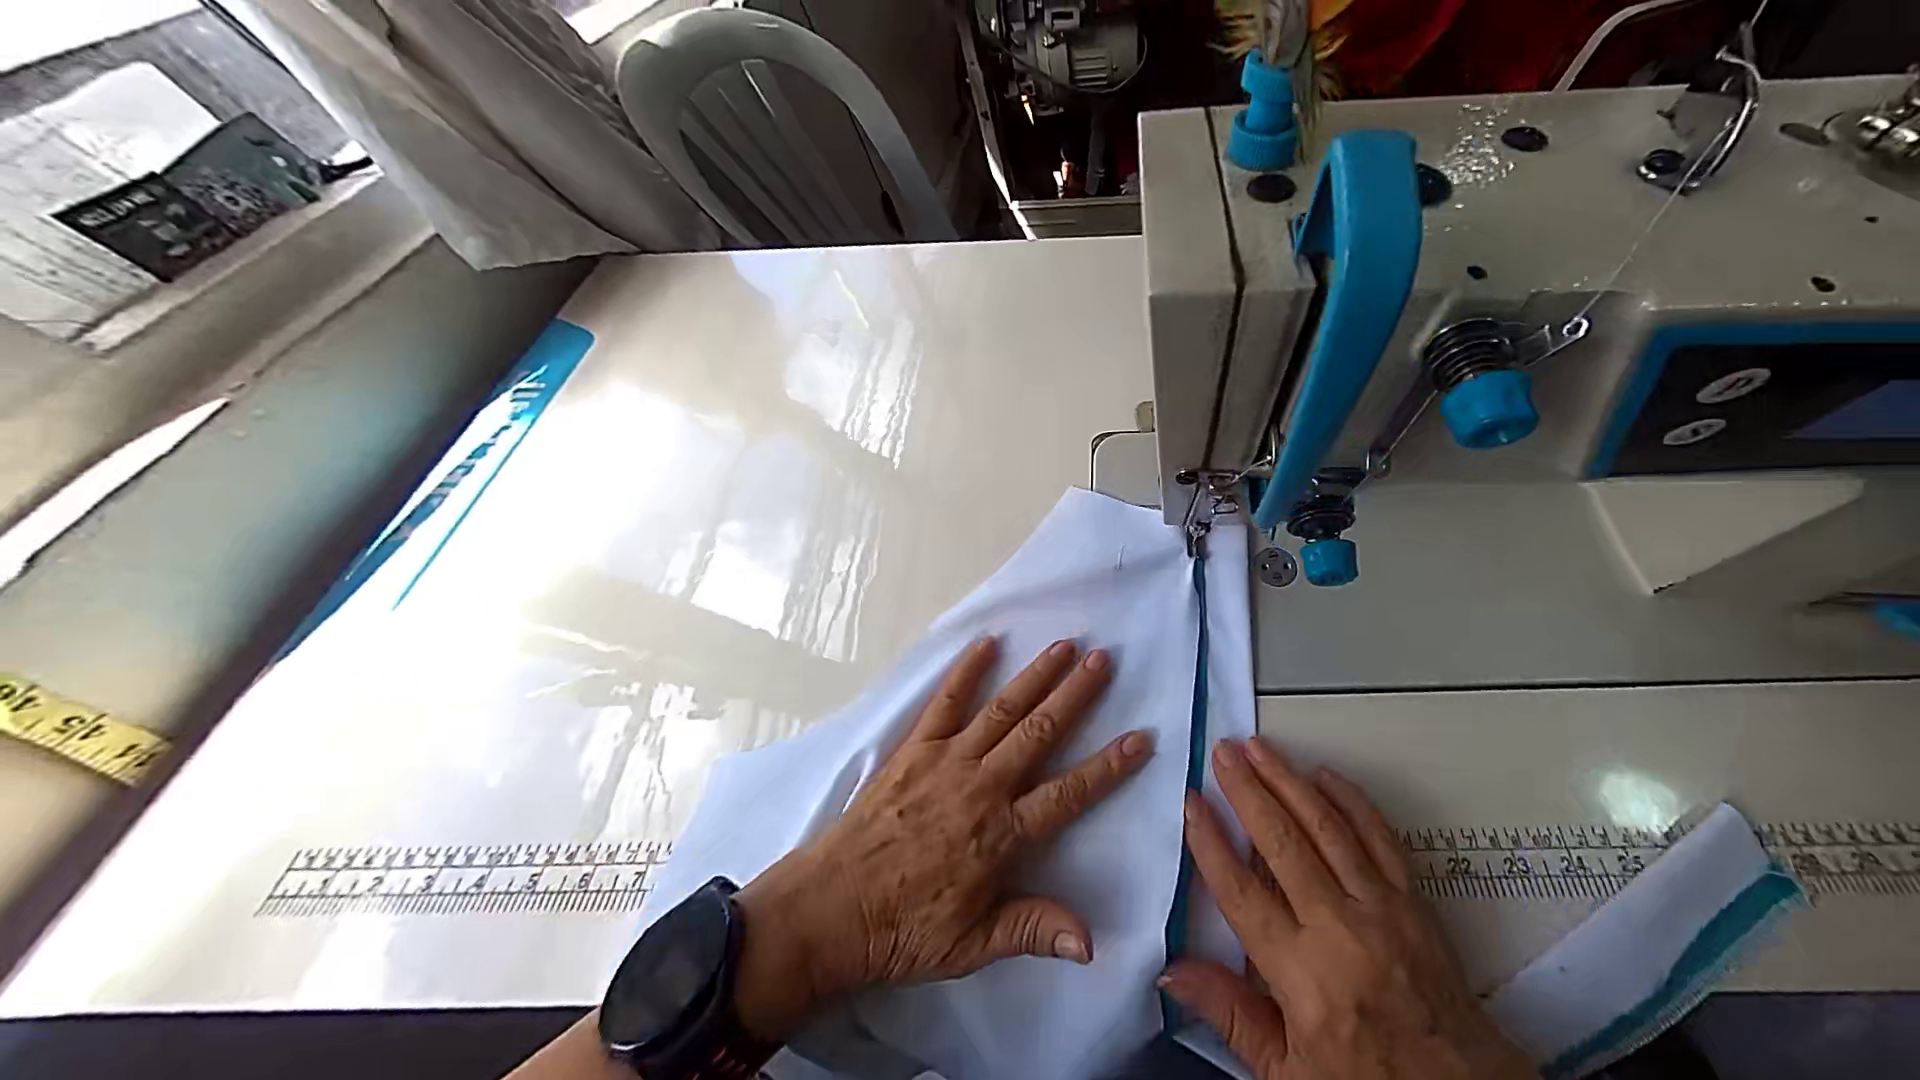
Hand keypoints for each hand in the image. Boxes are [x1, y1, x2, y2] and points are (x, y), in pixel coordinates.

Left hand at [729, 637, 1154, 1041]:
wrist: (831, 906)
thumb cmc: (903, 929)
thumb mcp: (972, 945)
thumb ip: (1033, 931)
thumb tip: (1094, 944)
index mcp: (1001, 835)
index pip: (1068, 794)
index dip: (1109, 767)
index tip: (1141, 738)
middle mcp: (979, 787)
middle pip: (1038, 733)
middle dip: (1075, 695)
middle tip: (1102, 660)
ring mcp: (944, 762)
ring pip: (1000, 710)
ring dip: (1034, 676)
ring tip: (1063, 646)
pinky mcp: (913, 749)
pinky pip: (943, 703)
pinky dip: (965, 672)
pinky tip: (986, 644)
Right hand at [1164, 737, 1536, 1079]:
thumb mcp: (1288, 1073)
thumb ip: (1230, 1015)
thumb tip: (1171, 972)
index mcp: (1304, 975)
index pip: (1241, 891)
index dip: (1210, 842)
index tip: (1190, 803)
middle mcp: (1342, 932)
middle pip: (1282, 843)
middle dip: (1246, 790)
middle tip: (1222, 753)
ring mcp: (1384, 911)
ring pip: (1327, 828)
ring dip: (1288, 782)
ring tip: (1259, 748)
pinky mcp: (1415, 904)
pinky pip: (1381, 839)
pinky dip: (1352, 801)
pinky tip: (1325, 775)